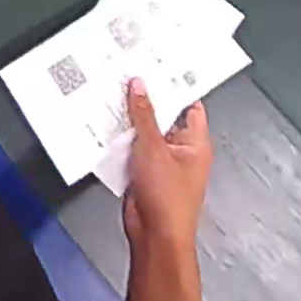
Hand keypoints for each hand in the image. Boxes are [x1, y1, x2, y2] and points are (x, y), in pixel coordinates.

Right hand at [122, 79, 212, 256]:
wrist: (154, 236)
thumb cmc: (166, 196)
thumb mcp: (153, 147)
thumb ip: (144, 114)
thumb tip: (138, 84)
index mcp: (195, 143)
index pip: (190, 105)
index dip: (175, 85)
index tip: (158, 65)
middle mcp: (181, 149)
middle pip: (163, 115)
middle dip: (146, 98)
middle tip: (127, 72)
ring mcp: (161, 160)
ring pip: (145, 130)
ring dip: (130, 117)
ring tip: (111, 90)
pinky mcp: (143, 170)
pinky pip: (132, 146)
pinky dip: (121, 135)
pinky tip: (105, 119)